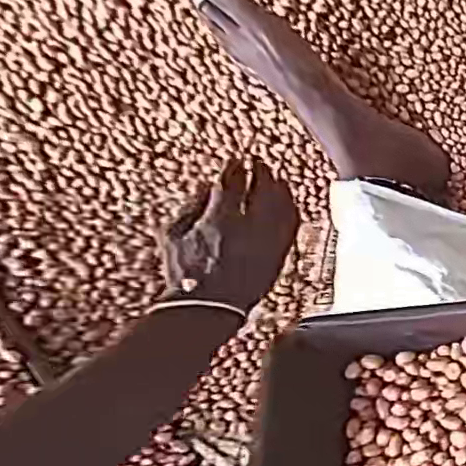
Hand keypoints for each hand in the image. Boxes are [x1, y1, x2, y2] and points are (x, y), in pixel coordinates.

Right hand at [160, 156, 298, 310]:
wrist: (211, 304)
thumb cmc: (187, 270)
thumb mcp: (174, 234)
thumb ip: (191, 206)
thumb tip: (207, 187)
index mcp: (218, 220)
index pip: (231, 185)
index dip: (235, 170)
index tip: (238, 161)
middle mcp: (248, 229)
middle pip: (263, 192)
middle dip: (263, 174)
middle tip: (261, 164)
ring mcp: (268, 242)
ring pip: (282, 208)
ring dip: (280, 190)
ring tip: (276, 179)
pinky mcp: (280, 255)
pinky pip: (292, 227)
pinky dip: (291, 211)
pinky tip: (290, 203)